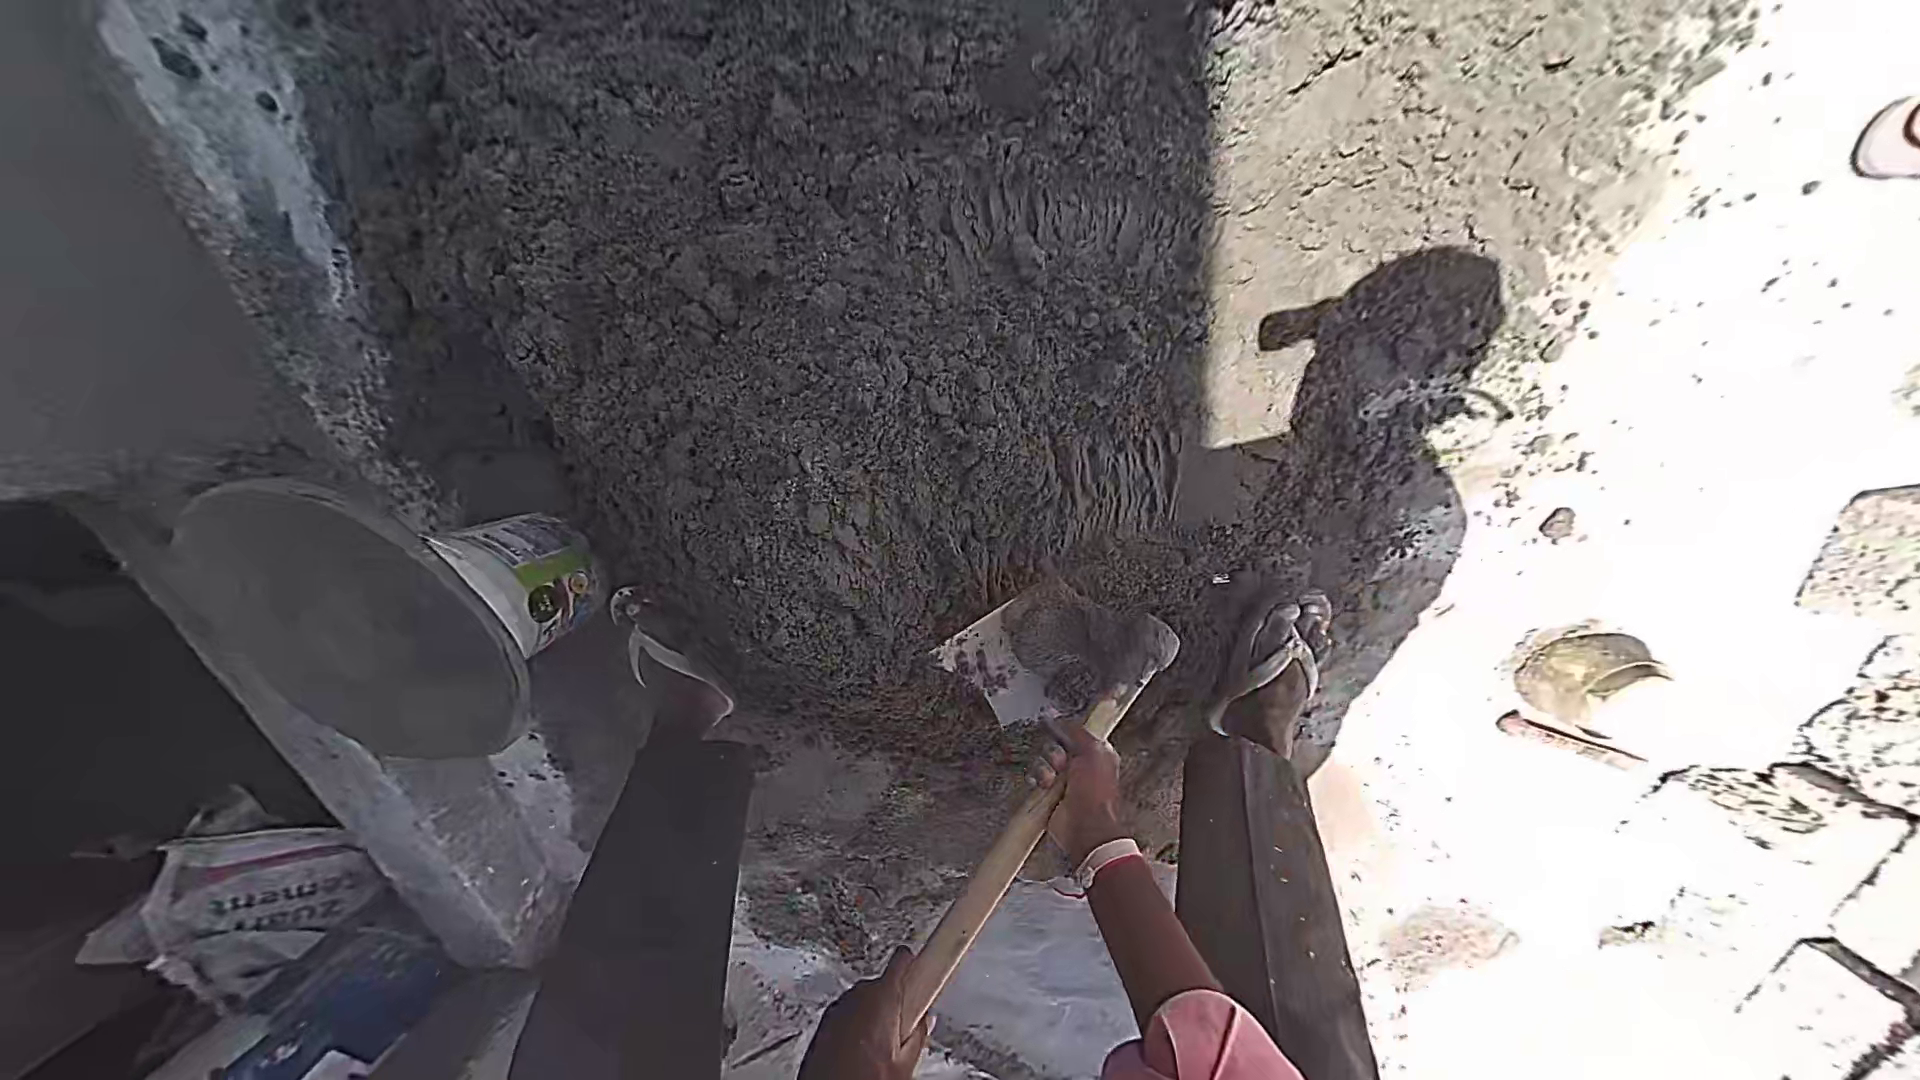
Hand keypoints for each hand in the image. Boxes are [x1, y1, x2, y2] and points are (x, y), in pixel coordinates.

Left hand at [797, 947, 930, 1079]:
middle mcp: (860, 993)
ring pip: (865, 999)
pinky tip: (857, 1051)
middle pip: (884, 983)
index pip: (902, 959)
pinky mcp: (825, 1020)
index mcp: (883, 997)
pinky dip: (854, 1024)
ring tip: (875, 1047)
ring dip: (872, 1014)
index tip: (920, 966)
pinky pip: (848, 1012)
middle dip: (892, 1002)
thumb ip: (918, 1036)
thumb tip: (926, 1020)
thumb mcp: (903, 1067)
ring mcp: (840, 1005)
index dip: (912, 962)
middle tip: (898, 1030)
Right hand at [1032, 723, 1127, 865]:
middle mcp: (1078, 764)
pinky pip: (1035, 774)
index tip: (1056, 731)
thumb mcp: (1093, 752)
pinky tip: (1043, 785)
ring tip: (1052, 780)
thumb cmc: (1096, 791)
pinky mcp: (1048, 792)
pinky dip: (1037, 778)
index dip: (1063, 731)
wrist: (1086, 828)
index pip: (1073, 732)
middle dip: (1054, 752)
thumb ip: (1077, 731)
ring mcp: (1063, 779)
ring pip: (1042, 759)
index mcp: (1094, 752)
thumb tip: (1059, 716)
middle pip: (1054, 744)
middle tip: (1061, 763)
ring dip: (1044, 767)